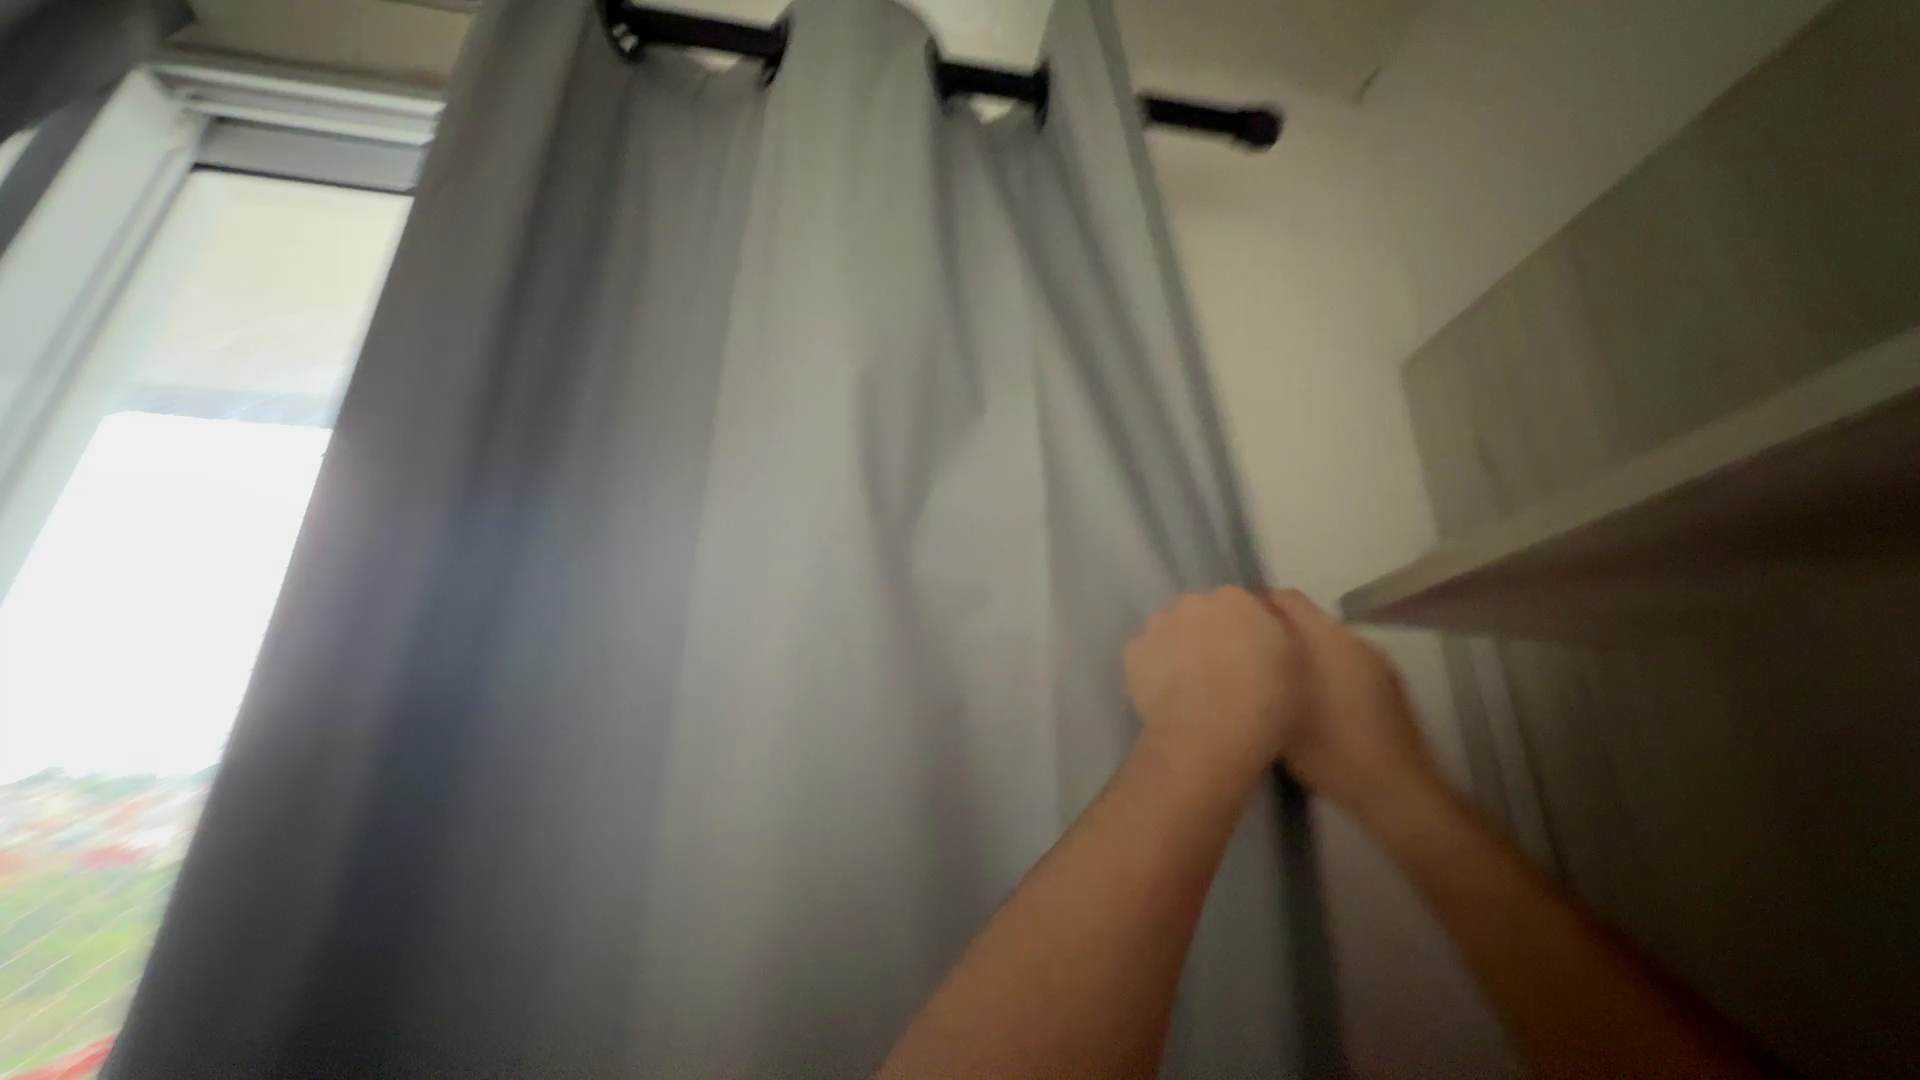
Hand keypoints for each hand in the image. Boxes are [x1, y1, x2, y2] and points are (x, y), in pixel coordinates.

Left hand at [1123, 587, 1307, 785]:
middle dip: (1207, 635)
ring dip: (1178, 648)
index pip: (1238, 605)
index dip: (1243, 632)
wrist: (1208, 736)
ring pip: (1170, 631)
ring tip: (1190, 687)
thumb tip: (1257, 629)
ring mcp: (1158, 625)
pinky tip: (1167, 695)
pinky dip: (1154, 668)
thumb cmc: (1264, 703)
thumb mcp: (1292, 661)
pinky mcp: (1132, 651)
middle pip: (1200, 613)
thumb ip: (1273, 632)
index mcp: (1236, 599)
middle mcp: (1192, 602)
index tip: (1247, 658)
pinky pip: (1147, 655)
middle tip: (1218, 672)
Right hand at [1264, 590, 1440, 818]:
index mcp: (1328, 640)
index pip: (1287, 599)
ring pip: (1329, 643)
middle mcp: (1355, 641)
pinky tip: (1317, 703)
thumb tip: (1246, 651)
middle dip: (1280, 632)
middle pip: (1308, 619)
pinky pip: (1348, 662)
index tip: (1236, 629)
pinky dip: (1328, 670)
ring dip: (1305, 653)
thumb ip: (1262, 674)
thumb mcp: (1280, 713)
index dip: (1258, 606)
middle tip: (1253, 659)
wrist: (1396, 791)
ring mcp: (1378, 662)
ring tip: (1282, 682)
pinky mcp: (1390, 684)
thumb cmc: (1330, 751)